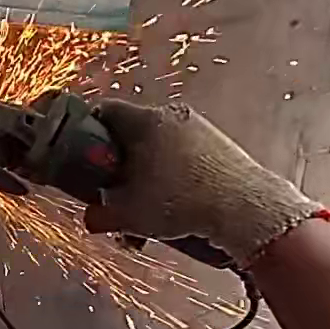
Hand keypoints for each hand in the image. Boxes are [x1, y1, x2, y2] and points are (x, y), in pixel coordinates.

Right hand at [83, 100, 328, 265]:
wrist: (244, 210)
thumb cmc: (180, 203)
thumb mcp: (126, 215)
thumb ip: (99, 214)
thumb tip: (91, 217)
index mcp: (144, 121)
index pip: (103, 111)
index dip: (88, 132)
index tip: (85, 155)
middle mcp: (171, 116)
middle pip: (131, 135)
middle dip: (120, 165)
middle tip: (114, 192)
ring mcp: (198, 129)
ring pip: (156, 149)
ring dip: (146, 177)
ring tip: (145, 210)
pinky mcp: (218, 146)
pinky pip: (181, 157)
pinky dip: (170, 178)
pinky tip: (170, 208)